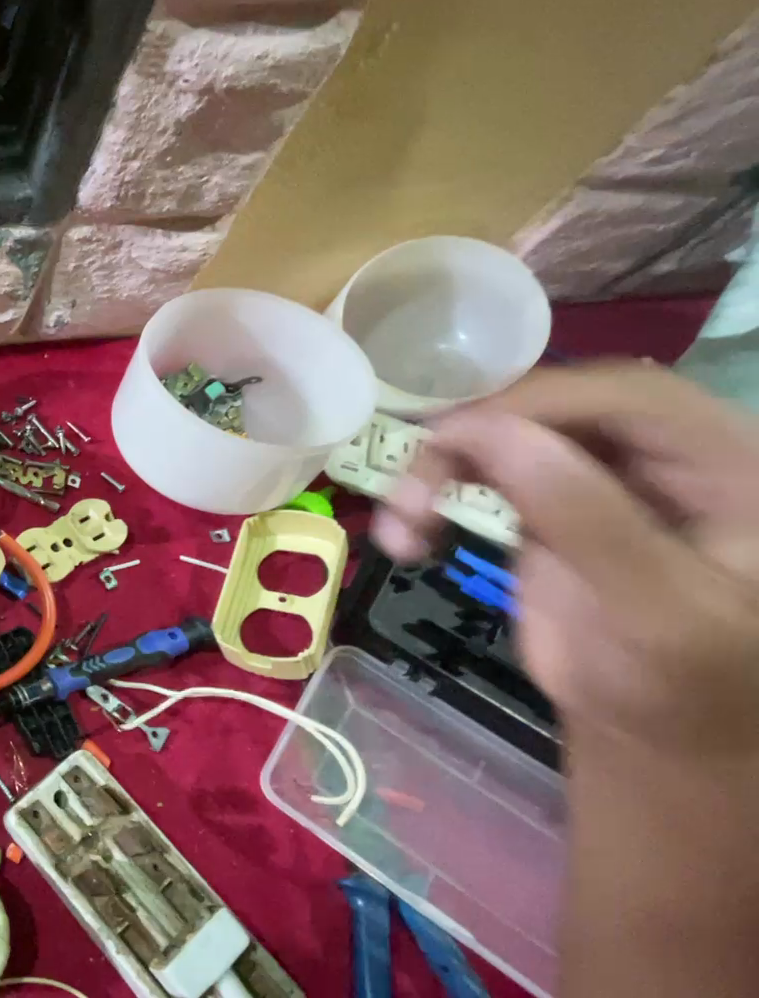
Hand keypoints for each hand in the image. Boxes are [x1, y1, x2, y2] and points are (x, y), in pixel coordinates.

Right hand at [373, 363, 758, 756]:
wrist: (659, 730)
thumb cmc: (686, 683)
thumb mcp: (652, 607)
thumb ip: (584, 517)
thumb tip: (489, 433)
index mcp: (728, 468)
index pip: (627, 395)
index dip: (536, 403)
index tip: (450, 443)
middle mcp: (662, 457)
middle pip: (550, 405)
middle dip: (469, 439)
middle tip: (412, 493)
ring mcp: (597, 476)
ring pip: (498, 433)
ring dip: (434, 471)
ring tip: (401, 527)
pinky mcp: (542, 501)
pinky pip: (474, 471)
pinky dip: (428, 495)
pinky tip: (408, 536)